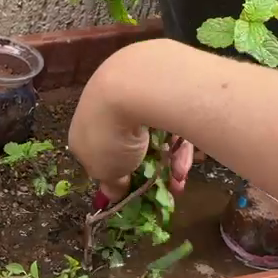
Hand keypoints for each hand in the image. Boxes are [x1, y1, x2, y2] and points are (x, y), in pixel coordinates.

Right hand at [71, 42, 193, 202]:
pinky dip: (181, 138)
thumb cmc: (109, 134)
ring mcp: (134, 90)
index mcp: (86, 126)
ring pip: (156, 130)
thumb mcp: (105, 170)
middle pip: (131, 141)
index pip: (101, 151)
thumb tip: (111, 195)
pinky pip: (174, 116)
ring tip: (181, 178)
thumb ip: (110, 183)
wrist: (135, 85)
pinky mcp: (163, 82)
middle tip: (166, 188)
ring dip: (169, 159)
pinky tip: (191, 157)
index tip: (136, 189)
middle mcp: (107, 104)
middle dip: (150, 168)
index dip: (119, 173)